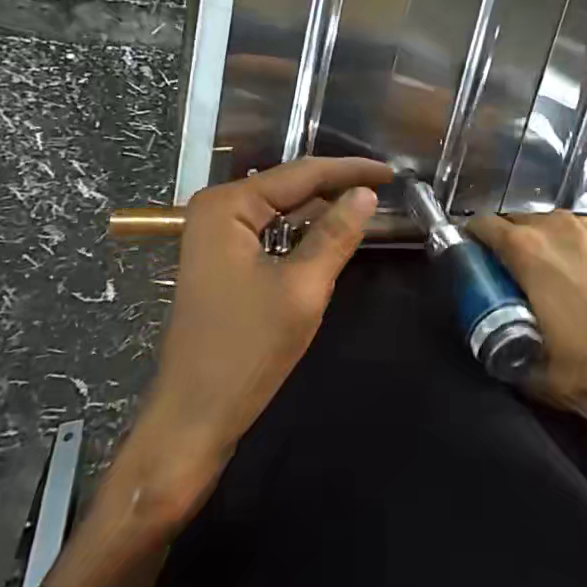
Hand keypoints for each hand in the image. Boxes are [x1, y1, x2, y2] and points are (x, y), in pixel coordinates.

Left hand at [144, 157, 392, 471]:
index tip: (392, 173)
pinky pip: (272, 235)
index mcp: (228, 205)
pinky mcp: (224, 262)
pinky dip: (304, 235)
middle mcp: (218, 210)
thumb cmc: (246, 349)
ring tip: (368, 208)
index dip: (350, 170)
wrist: (194, 415)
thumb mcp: (302, 288)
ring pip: (282, 212)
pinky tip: (333, 236)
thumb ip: (336, 234)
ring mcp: (217, 237)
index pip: (301, 174)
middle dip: (336, 188)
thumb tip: (367, 194)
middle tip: (386, 189)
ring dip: (322, 212)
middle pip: (289, 188)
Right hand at [466, 211, 586, 425]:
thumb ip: (499, 333)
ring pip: (556, 224)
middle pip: (520, 221)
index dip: (475, 238)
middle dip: (511, 241)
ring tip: (551, 271)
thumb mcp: (523, 358)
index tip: (474, 255)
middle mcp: (559, 228)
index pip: (485, 225)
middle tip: (512, 271)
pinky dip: (580, 247)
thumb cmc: (584, 372)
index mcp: (527, 250)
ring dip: (547, 241)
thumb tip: (490, 330)